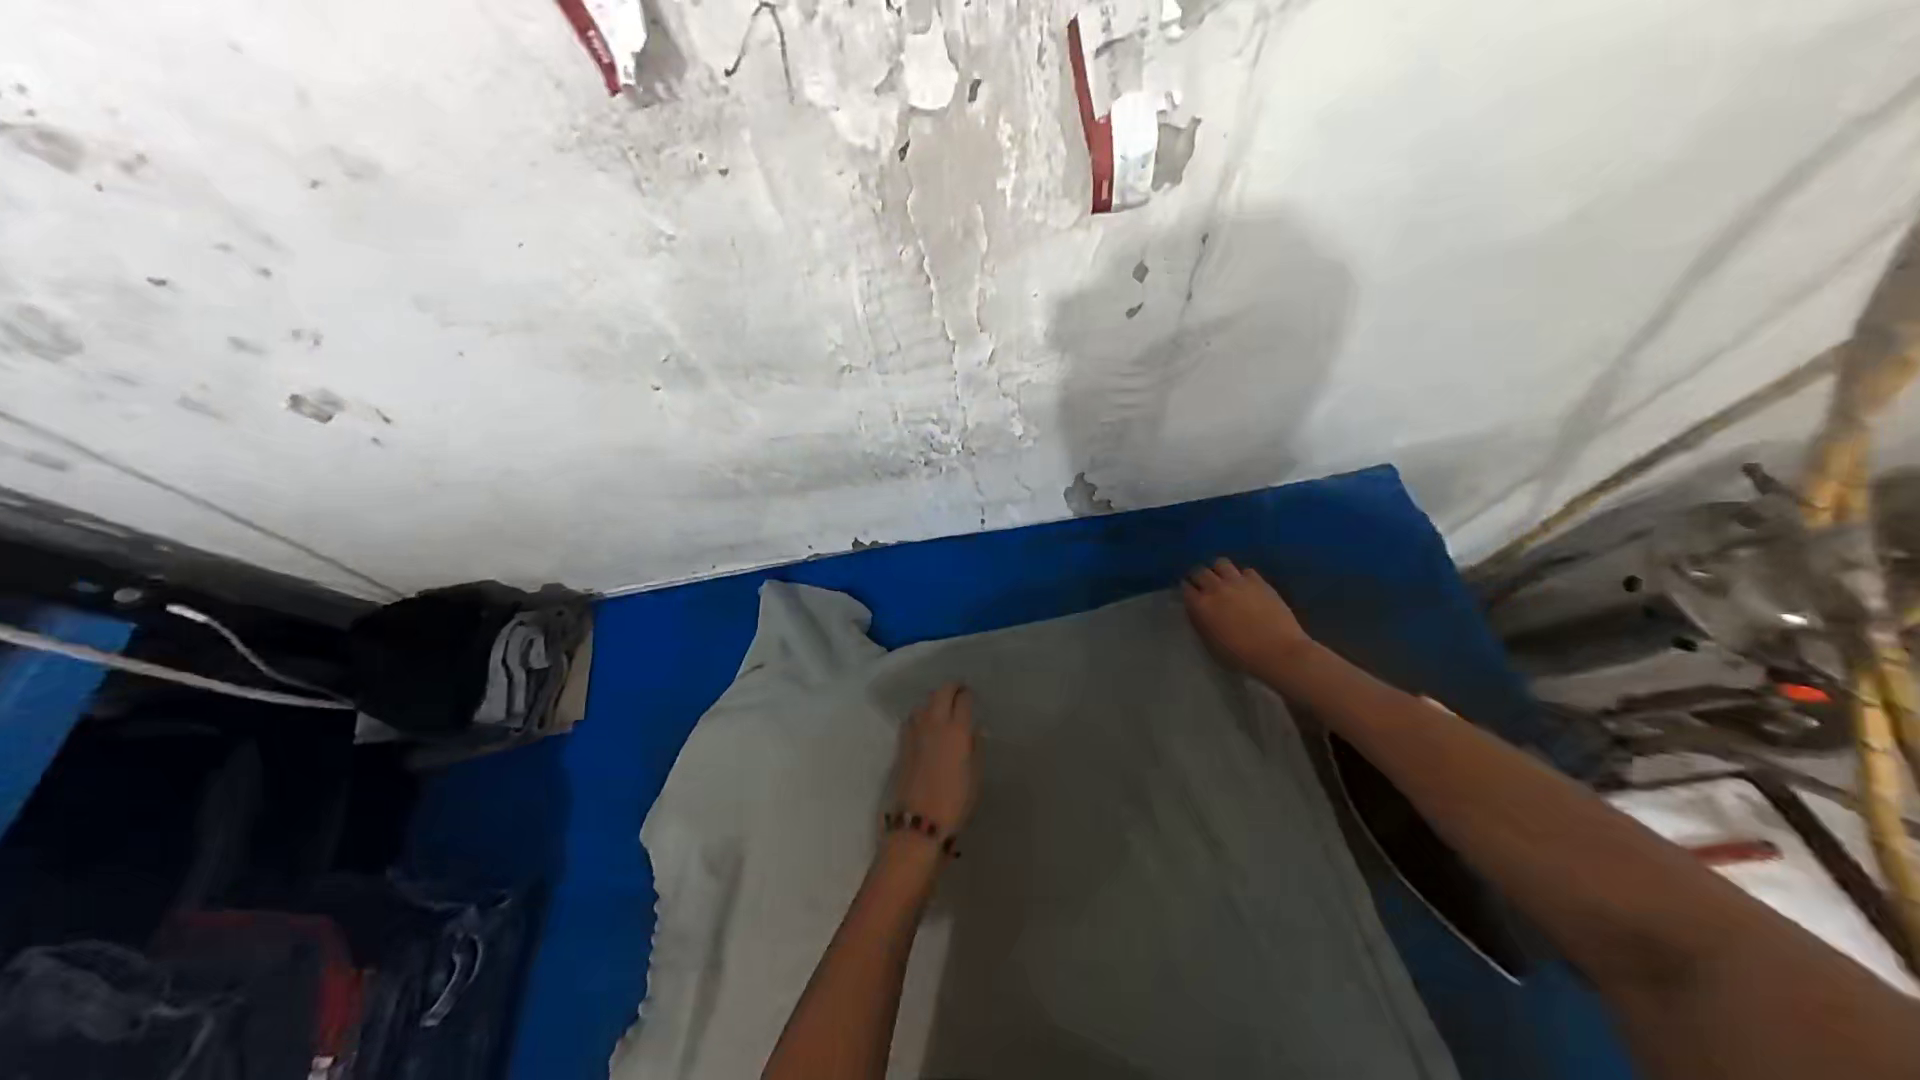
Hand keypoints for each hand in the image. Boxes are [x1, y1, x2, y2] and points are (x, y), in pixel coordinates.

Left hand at [889, 683, 978, 834]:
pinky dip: (919, 716)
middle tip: (958, 691)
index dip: (968, 695)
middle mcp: (935, 724)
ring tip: (941, 709)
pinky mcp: (901, 744)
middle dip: (951, 688)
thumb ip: (976, 748)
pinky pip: (911, 719)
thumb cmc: (956, 801)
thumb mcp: (976, 775)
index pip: (963, 699)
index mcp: (958, 730)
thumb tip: (976, 729)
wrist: (920, 821)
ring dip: (933, 701)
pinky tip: (924, 727)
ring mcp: (914, 732)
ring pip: (923, 704)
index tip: (971, 696)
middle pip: (941, 692)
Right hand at [1181, 558, 1314, 674]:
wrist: (1277, 651)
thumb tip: (1198, 610)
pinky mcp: (1259, 581)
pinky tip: (1247, 586)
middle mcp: (1215, 588)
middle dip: (1199, 577)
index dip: (1187, 590)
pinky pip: (1245, 570)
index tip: (1191, 595)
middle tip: (1205, 586)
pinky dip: (1242, 576)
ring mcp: (1238, 582)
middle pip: (1200, 571)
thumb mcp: (1210, 643)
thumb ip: (1201, 622)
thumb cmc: (1240, 656)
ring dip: (1219, 570)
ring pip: (1221, 563)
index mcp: (1201, 606)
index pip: (1185, 588)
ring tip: (1224, 579)